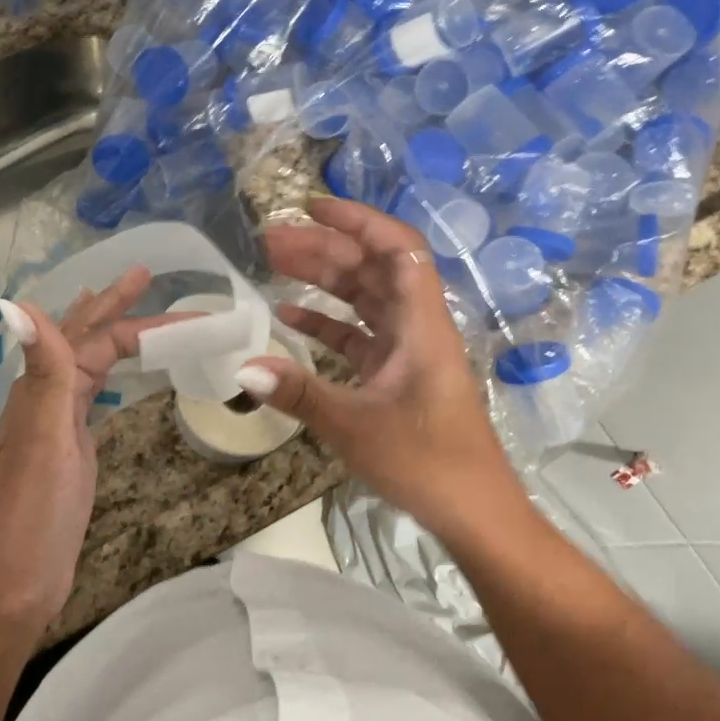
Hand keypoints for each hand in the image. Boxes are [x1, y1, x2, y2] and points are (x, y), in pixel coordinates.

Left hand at [0, 267, 173, 636]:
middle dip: (113, 308)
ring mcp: (56, 428)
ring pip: (85, 367)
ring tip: (127, 313)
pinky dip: (103, 378)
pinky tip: (108, 379)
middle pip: (84, 341)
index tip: (186, 309)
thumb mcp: (44, 437)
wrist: (13, 583)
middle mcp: (45, 400)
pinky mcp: (68, 456)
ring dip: (106, 336)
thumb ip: (41, 370)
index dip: (136, 318)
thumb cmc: (32, 512)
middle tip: (144, 278)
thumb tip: (17, 303)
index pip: (95, 338)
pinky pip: (88, 399)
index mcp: (42, 390)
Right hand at [234, 198, 527, 538]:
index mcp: (421, 326)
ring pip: (366, 299)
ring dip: (324, 280)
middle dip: (325, 248)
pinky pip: (361, 335)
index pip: (398, 249)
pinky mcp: (399, 378)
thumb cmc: (426, 462)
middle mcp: (418, 328)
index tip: (312, 208)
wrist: (475, 512)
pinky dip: (329, 322)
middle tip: (271, 240)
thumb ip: (299, 392)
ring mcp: (410, 353)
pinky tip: (291, 317)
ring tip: (274, 265)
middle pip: (374, 269)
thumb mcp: (355, 426)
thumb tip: (244, 366)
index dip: (359, 220)